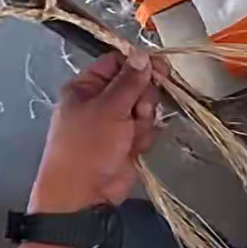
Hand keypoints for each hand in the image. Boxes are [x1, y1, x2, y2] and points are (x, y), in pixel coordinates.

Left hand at [29, 50, 165, 213]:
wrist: (86, 193)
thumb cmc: (88, 146)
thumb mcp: (109, 108)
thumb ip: (130, 81)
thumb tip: (142, 54)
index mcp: (86, 88)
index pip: (117, 63)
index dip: (139, 64)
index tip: (160, 68)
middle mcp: (101, 102)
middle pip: (136, 85)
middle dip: (144, 98)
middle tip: (140, 111)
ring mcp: (116, 123)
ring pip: (145, 107)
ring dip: (145, 120)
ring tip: (132, 135)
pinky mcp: (128, 141)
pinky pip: (147, 128)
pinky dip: (145, 137)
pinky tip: (135, 147)